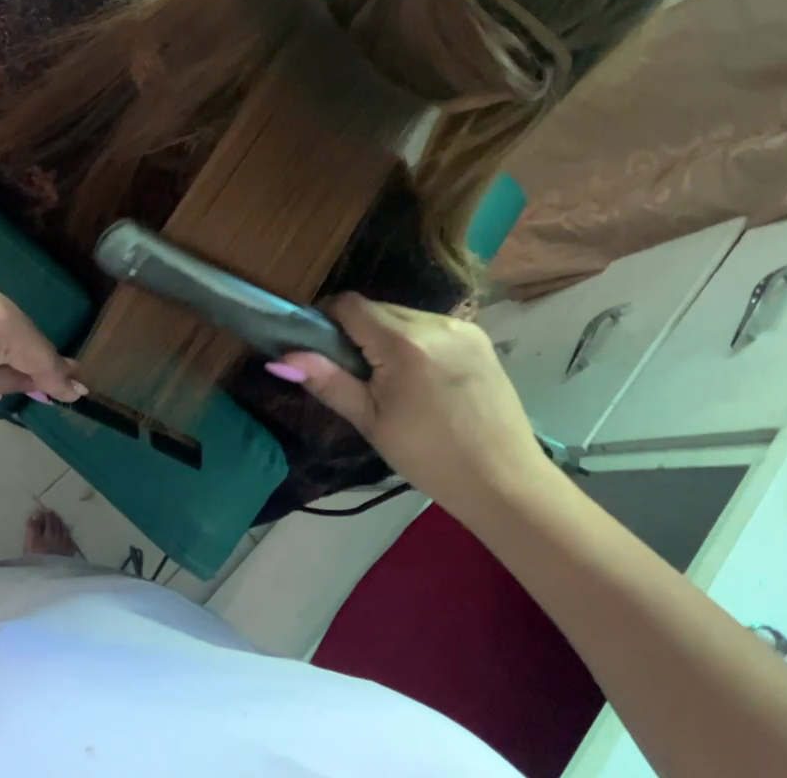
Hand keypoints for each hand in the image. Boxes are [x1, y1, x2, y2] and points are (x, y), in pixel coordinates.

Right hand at [272, 295, 553, 517]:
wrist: (505, 482)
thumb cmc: (429, 458)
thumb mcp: (370, 421)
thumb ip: (327, 381)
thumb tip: (281, 357)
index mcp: (405, 344)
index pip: (348, 304)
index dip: (325, 319)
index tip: (319, 349)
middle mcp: (436, 324)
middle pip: (376, 308)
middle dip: (356, 332)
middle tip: (355, 374)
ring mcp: (463, 328)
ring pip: (402, 316)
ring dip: (385, 336)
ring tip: (390, 381)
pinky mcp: (479, 339)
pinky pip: (429, 326)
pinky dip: (413, 343)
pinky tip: (419, 379)